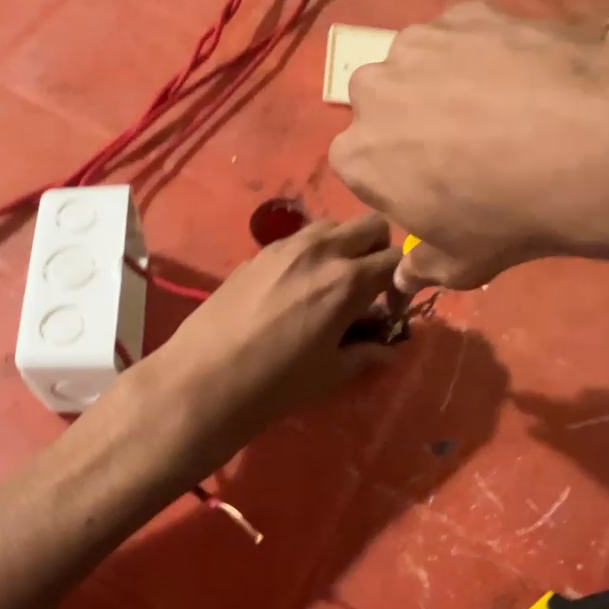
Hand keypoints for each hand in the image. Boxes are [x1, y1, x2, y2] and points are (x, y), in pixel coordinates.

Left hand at [140, 214, 401, 451]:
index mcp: (348, 281)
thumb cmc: (276, 383)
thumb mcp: (331, 372)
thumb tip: (387, 348)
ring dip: (345, 246)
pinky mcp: (257, 253)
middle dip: (380, 250)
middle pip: (371, 225)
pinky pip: (298, 238)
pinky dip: (312, 252)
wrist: (205, 378)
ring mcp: (286, 247)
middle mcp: (322, 251)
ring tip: (333, 283)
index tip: (392, 308)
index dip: (403, 281)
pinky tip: (296, 287)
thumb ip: (365, 353)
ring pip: (333, 226)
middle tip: (370, 287)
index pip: (398, 258)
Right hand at [329, 1, 608, 291]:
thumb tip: (403, 280)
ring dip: (441, 82)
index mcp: (358, 155)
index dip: (393, 177)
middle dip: (409, 122)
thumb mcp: (457, 265)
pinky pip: (465, 36)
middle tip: (461, 146)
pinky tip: (522, 78)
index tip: (429, 189)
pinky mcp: (469, 11)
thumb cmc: (505, 219)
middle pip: (382, 106)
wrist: (589, 148)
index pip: (360, 164)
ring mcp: (420, 43)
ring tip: (497, 108)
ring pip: (419, 65)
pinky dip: (483, 53)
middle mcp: (373, 91)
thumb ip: (420, 268)